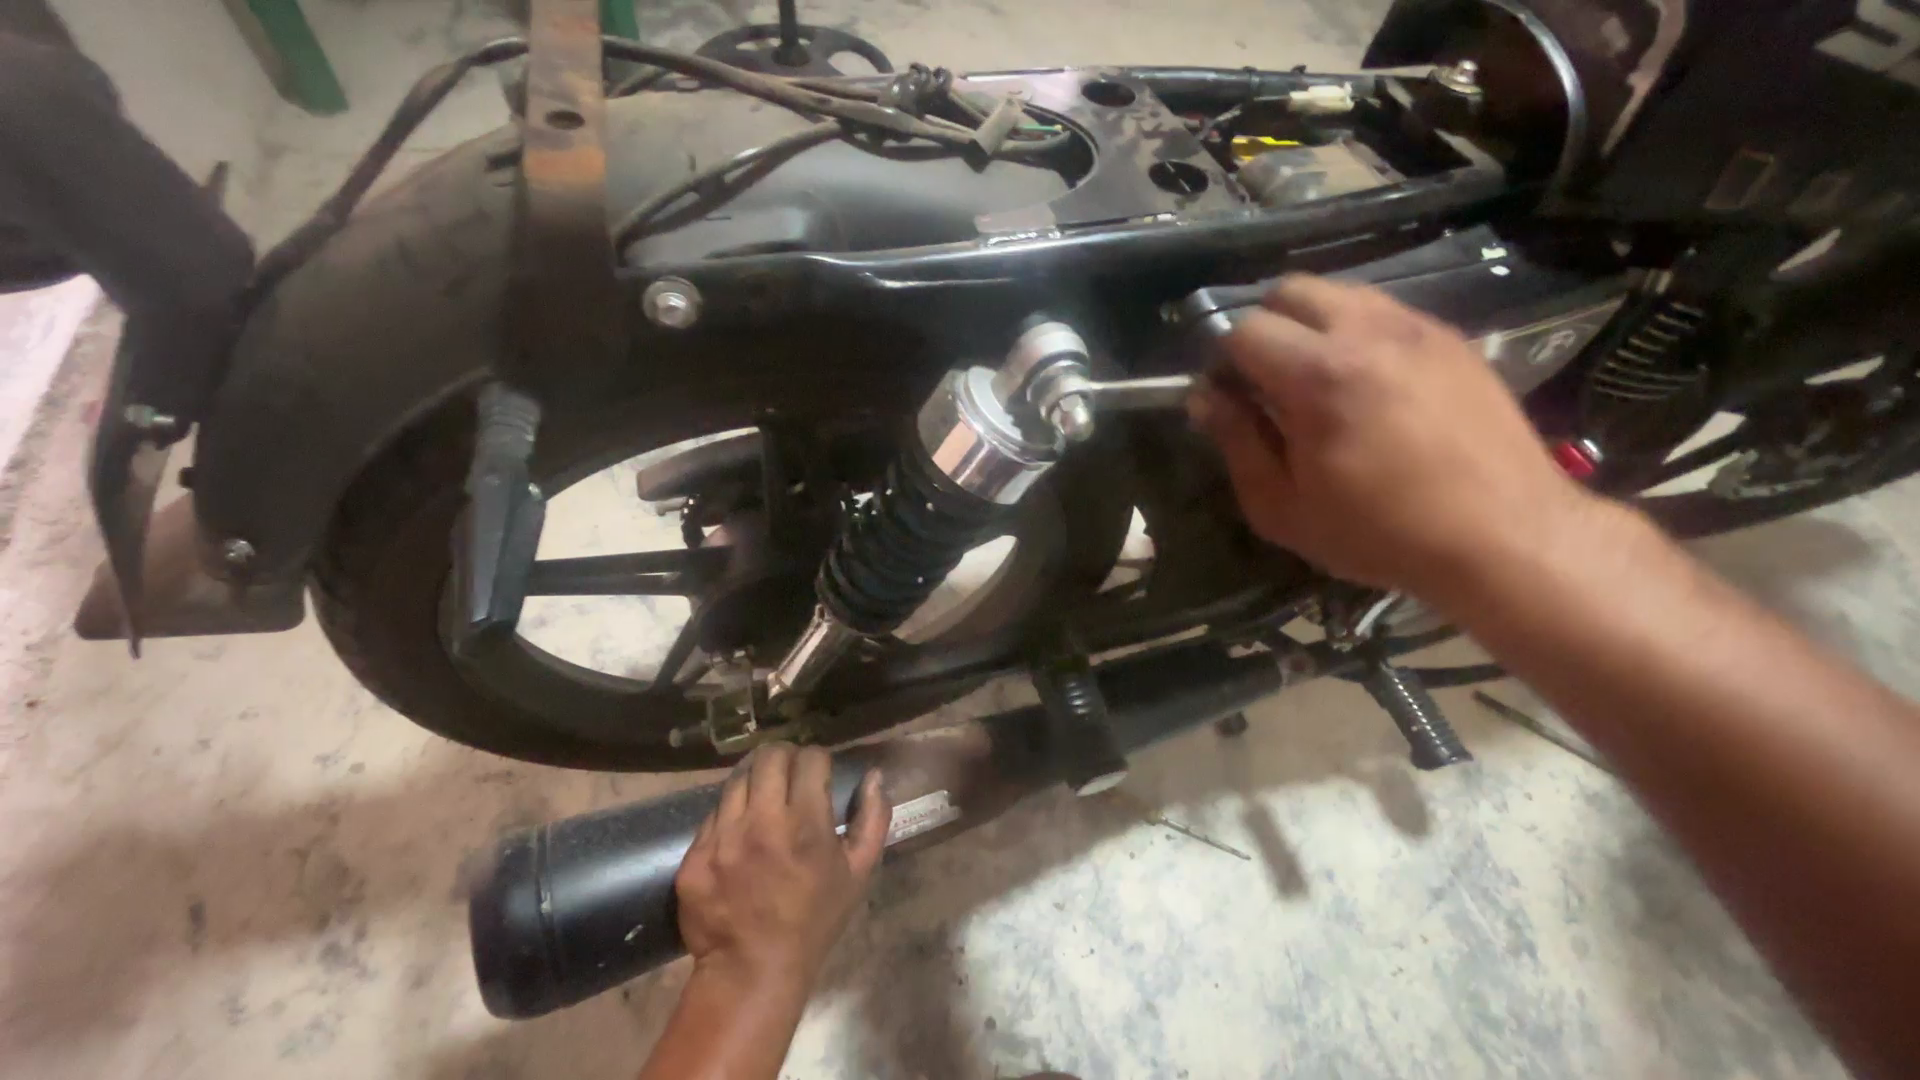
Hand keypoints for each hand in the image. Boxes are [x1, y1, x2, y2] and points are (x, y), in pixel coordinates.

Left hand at [674, 744, 889, 993]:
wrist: (753, 970)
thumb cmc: (814, 921)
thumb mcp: (858, 873)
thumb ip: (873, 818)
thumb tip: (874, 776)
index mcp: (804, 825)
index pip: (810, 759)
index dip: (819, 760)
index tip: (820, 772)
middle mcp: (760, 823)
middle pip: (769, 756)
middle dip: (785, 757)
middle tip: (790, 774)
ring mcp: (721, 838)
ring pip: (737, 779)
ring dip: (755, 781)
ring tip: (763, 798)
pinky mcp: (694, 855)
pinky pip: (713, 814)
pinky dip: (731, 813)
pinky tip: (741, 831)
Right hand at [1189, 275, 1593, 597]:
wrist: (1504, 535)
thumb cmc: (1379, 533)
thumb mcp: (1282, 507)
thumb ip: (1236, 443)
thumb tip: (1206, 398)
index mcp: (1318, 374)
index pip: (1244, 331)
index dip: (1223, 364)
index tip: (1229, 401)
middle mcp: (1366, 331)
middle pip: (1290, 290)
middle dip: (1263, 327)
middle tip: (1266, 381)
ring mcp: (1416, 328)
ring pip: (1340, 294)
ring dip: (1311, 325)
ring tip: (1316, 381)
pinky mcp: (1451, 339)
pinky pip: (1385, 313)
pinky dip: (1357, 334)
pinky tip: (1366, 385)